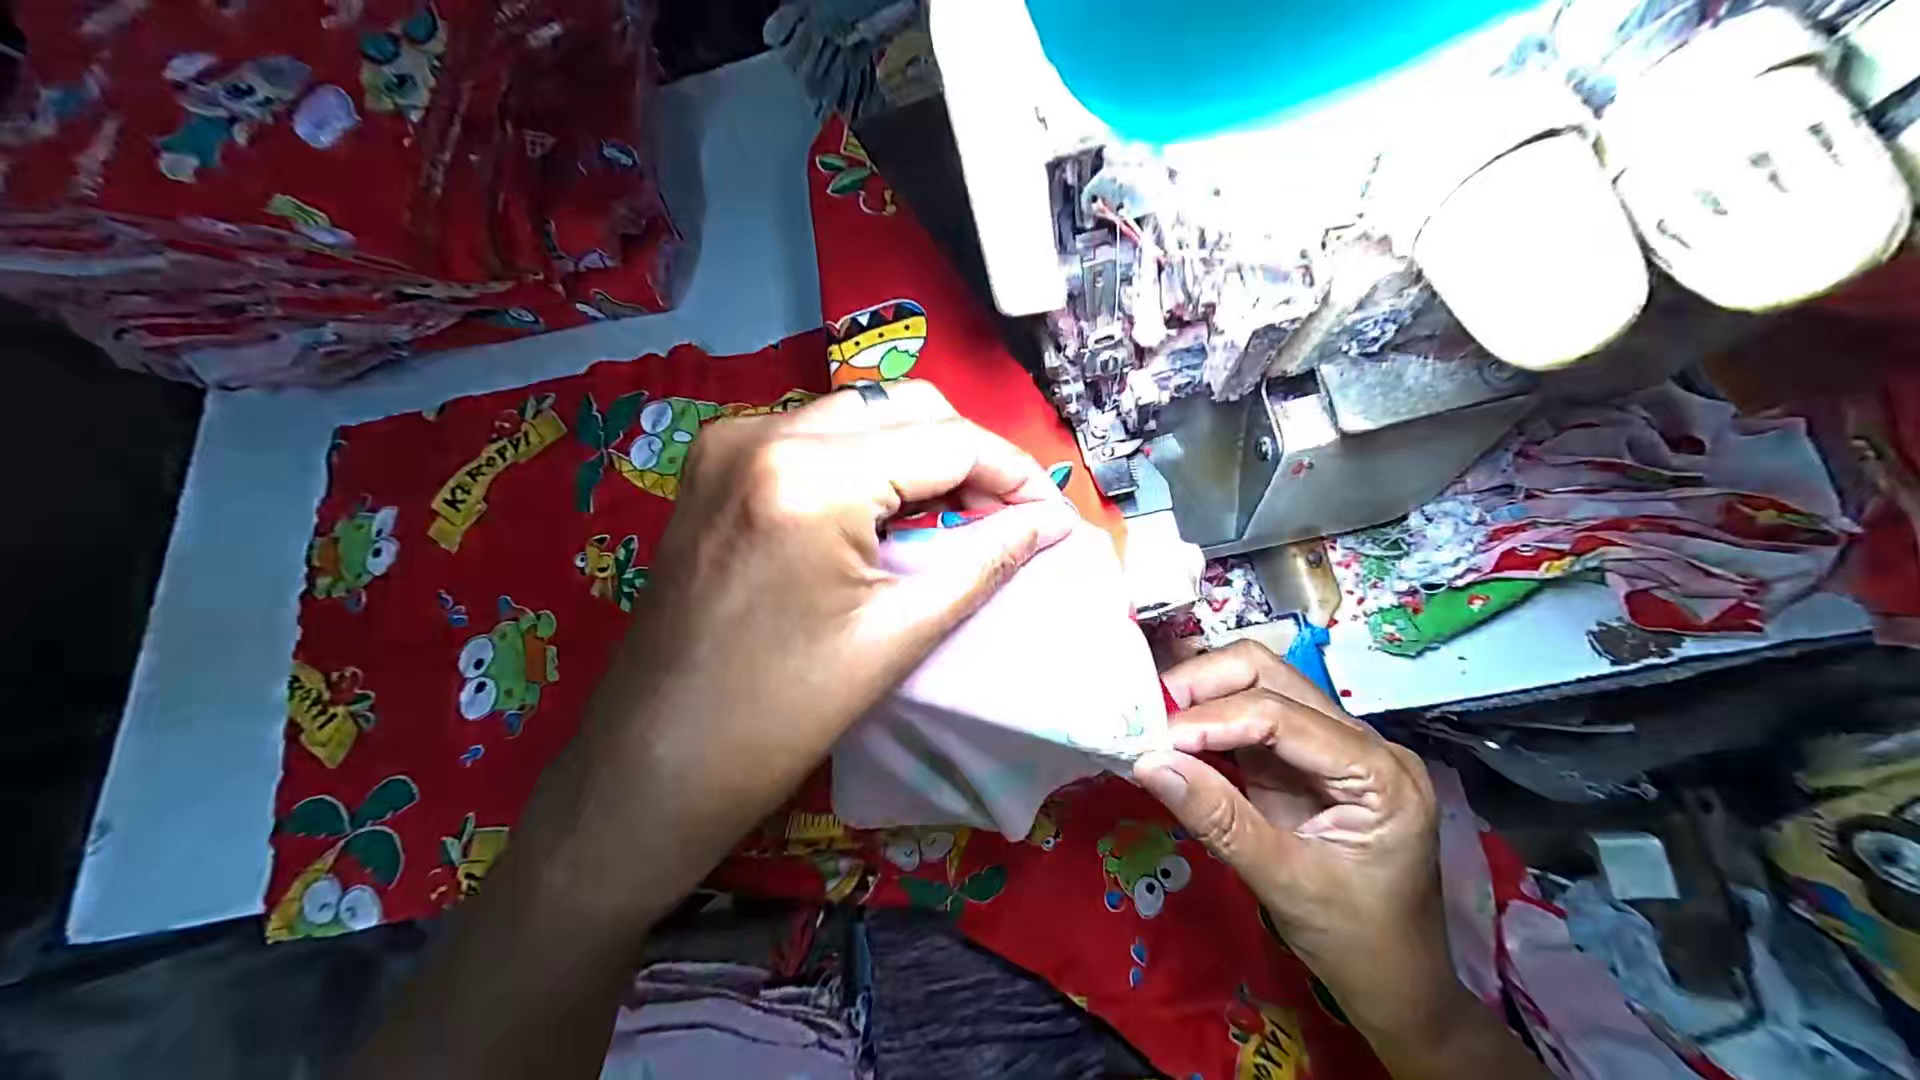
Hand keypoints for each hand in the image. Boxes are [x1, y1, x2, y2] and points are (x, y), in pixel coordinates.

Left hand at [537, 380, 1079, 927]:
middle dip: (968, 454)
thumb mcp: (897, 635)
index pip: (947, 441)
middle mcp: (764, 434)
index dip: (1013, 472)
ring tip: (955, 514)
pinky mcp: (715, 462)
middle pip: (905, 407)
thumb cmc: (780, 716)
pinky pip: (816, 435)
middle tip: (1005, 514)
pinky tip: (887, 509)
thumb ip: (985, 561)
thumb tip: (1050, 524)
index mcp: (810, 478)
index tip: (1051, 512)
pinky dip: (867, 459)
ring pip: (861, 415)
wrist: (655, 759)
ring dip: (919, 452)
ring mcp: (730, 442)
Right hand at [1130, 642, 1470, 1064]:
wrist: (1397, 985)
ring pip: (1256, 683)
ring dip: (1201, 696)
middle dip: (1203, 685)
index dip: (1212, 719)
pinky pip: (1246, 717)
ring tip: (1155, 723)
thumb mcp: (1285, 884)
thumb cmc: (1358, 942)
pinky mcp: (1300, 756)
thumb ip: (1218, 819)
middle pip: (1269, 674)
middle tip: (1150, 716)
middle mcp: (1359, 740)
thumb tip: (1148, 764)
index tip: (1157, 740)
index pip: (1281, 715)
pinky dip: (1206, 721)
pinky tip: (1175, 737)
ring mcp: (1329, 742)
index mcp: (1379, 771)